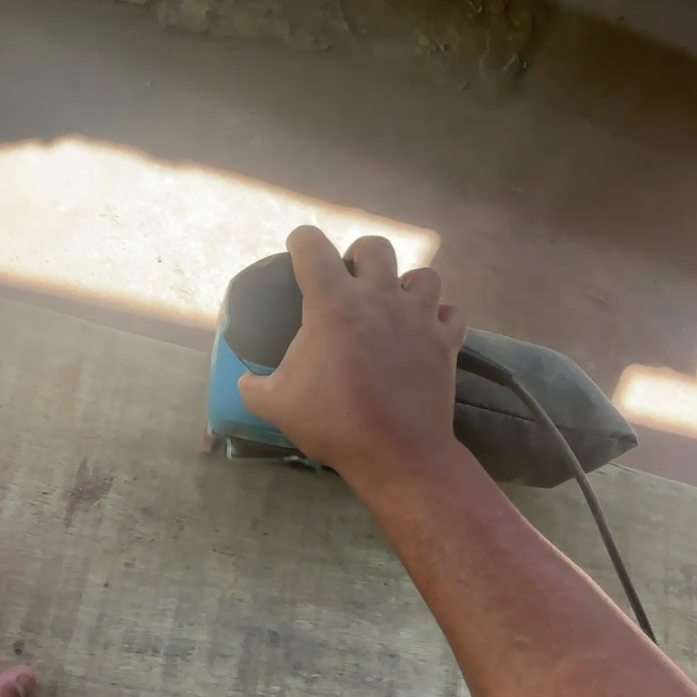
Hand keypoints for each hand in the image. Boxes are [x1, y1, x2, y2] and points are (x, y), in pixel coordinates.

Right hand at [237, 226, 468, 483]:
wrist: (397, 454)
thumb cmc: (333, 424)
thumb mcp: (276, 406)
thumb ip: (253, 386)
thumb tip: (245, 380)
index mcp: (333, 303)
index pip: (312, 246)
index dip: (301, 242)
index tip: (297, 252)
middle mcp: (380, 297)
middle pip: (375, 246)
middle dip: (359, 257)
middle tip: (350, 283)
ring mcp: (419, 317)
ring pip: (423, 275)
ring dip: (407, 285)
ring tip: (395, 308)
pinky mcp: (446, 341)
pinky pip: (451, 312)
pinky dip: (440, 318)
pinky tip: (427, 332)